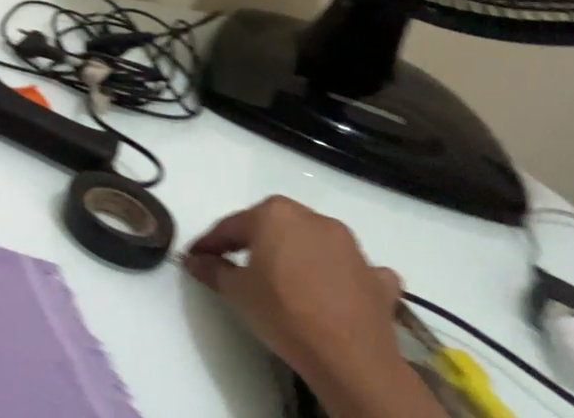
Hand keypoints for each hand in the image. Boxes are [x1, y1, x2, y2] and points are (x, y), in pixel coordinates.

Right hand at [185, 197, 441, 417]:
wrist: (350, 358)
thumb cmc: (283, 313)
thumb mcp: (236, 291)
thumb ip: (212, 269)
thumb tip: (195, 260)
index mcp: (275, 214)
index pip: (232, 226)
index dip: (211, 243)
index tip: (197, 257)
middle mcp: (314, 219)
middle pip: (276, 226)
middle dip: (257, 241)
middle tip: (239, 263)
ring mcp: (352, 246)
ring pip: (316, 241)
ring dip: (300, 253)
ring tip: (287, 277)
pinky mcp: (378, 276)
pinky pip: (356, 267)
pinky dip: (344, 274)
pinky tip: (337, 289)